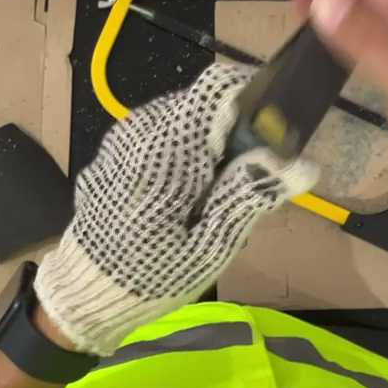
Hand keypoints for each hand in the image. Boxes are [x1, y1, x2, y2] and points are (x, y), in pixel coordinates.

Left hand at [34, 63, 316, 354]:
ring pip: (178, 118)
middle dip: (230, 132)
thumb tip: (303, 163)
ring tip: (208, 197)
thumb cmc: (151, 277)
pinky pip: (156, 136)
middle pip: (199, 104)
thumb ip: (251, 196)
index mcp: (165, 152)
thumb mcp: (209, 248)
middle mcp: (138, 133)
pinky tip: (178, 198)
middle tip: (242, 183)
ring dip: (204, 145)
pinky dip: (178, 155)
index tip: (272, 133)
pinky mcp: (111, 154)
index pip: (215, 89)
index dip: (252, 98)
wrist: (85, 297)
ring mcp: (119, 141)